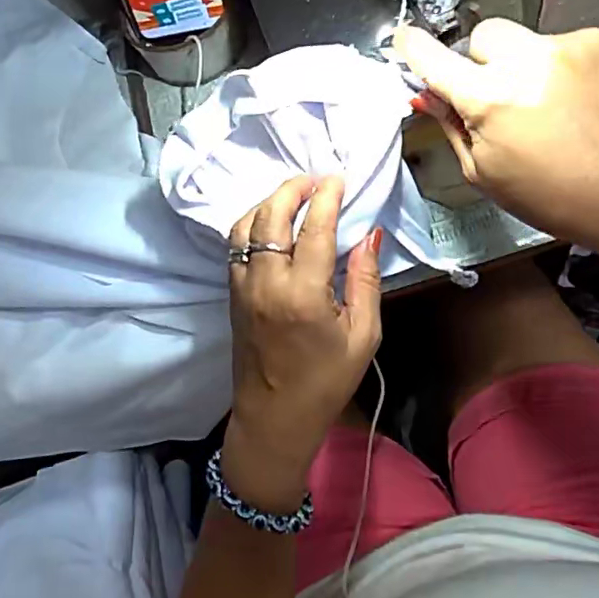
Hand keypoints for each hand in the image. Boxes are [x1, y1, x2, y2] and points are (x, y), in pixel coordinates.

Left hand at [223, 175, 382, 512]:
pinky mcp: (231, 295)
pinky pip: (235, 246)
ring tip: (292, 197)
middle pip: (270, 217)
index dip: (326, 198)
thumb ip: (365, 282)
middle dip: (291, 190)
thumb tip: (367, 236)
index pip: (313, 229)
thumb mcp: (362, 337)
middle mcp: (266, 284)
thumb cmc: (326, 383)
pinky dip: (251, 224)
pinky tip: (271, 223)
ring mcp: (242, 288)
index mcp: (303, 296)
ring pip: (244, 227)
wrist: (274, 419)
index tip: (337, 179)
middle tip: (314, 181)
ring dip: (266, 204)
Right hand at [395, 19, 598, 271]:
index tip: (408, 39)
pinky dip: (597, 69)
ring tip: (583, 116)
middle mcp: (535, 58)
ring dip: (549, 70)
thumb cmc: (574, 203)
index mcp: (493, 99)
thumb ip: (459, 132)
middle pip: (490, 37)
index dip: (417, 49)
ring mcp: (589, 40)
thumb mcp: (496, 181)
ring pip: (546, 43)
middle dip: (492, 62)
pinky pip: (598, 44)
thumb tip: (435, 96)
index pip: (436, 59)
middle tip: (514, 100)